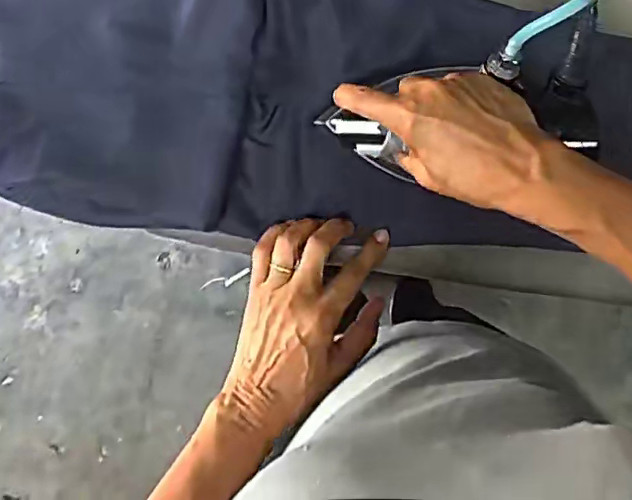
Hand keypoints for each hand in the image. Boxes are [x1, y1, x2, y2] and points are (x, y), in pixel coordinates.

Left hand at [214, 218, 388, 442]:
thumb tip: (377, 303)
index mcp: (321, 315)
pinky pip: (261, 253)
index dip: (371, 249)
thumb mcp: (339, 365)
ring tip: (318, 224)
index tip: (380, 237)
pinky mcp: (254, 293)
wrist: (251, 405)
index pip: (353, 271)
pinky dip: (274, 234)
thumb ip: (363, 331)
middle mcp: (296, 296)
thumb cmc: (295, 389)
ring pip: (288, 241)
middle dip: (337, 226)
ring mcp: (272, 292)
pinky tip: (286, 230)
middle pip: (318, 243)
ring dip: (306, 225)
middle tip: (347, 226)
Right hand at [332, 72, 571, 220]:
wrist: (526, 164)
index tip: (345, 95)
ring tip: (461, 133)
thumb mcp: (432, 177)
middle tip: (427, 134)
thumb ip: (410, 156)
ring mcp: (459, 83)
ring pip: (437, 89)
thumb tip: (407, 149)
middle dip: (411, 109)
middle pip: (407, 92)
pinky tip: (478, 123)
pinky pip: (463, 86)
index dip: (353, 98)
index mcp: (411, 117)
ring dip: (441, 105)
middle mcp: (433, 92)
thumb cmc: (482, 176)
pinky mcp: (483, 79)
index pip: (368, 100)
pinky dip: (465, 101)